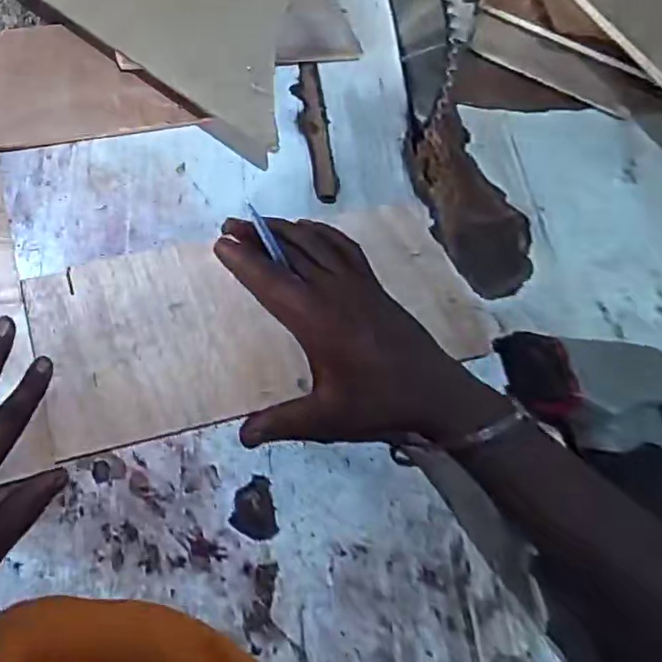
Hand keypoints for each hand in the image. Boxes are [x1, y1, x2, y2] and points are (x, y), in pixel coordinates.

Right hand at [214, 217, 508, 446]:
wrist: (441, 396)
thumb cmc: (379, 405)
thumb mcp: (328, 419)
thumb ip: (282, 423)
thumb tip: (243, 438)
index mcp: (315, 320)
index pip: (270, 280)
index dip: (243, 259)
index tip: (220, 243)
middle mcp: (332, 292)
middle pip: (288, 251)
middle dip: (255, 234)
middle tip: (229, 225)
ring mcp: (355, 284)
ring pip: (313, 243)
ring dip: (282, 228)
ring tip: (257, 222)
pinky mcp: (372, 284)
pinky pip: (343, 247)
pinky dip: (320, 231)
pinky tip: (306, 228)